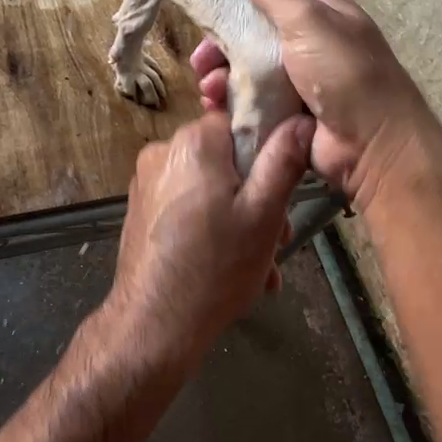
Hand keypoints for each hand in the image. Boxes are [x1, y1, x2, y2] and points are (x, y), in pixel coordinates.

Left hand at [102, 110, 311, 361]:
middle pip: (224, 158)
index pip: (237, 122)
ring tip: (256, 265)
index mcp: (193, 142)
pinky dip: (209, 226)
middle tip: (276, 239)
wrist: (154, 320)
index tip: (281, 187)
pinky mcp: (141, 205)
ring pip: (207, 185)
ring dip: (237, 217)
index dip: (264, 150)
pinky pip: (185, 203)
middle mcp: (163, 150)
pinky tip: (227, 267)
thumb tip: (301, 120)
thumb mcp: (263, 215)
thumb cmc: (216, 266)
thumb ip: (283, 163)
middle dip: (255, 194)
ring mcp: (147, 179)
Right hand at [192, 0, 435, 211]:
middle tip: (199, 61)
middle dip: (222, 46)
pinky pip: (252, 100)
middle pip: (253, 34)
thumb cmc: (346, 75)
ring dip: (222, 76)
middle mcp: (309, 42)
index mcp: (321, 12)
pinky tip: (215, 107)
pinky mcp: (289, 111)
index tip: (206, 11)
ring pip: (248, 69)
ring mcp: (299, 79)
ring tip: (207, 89)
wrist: (374, 147)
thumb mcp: (309, 23)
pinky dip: (232, 102)